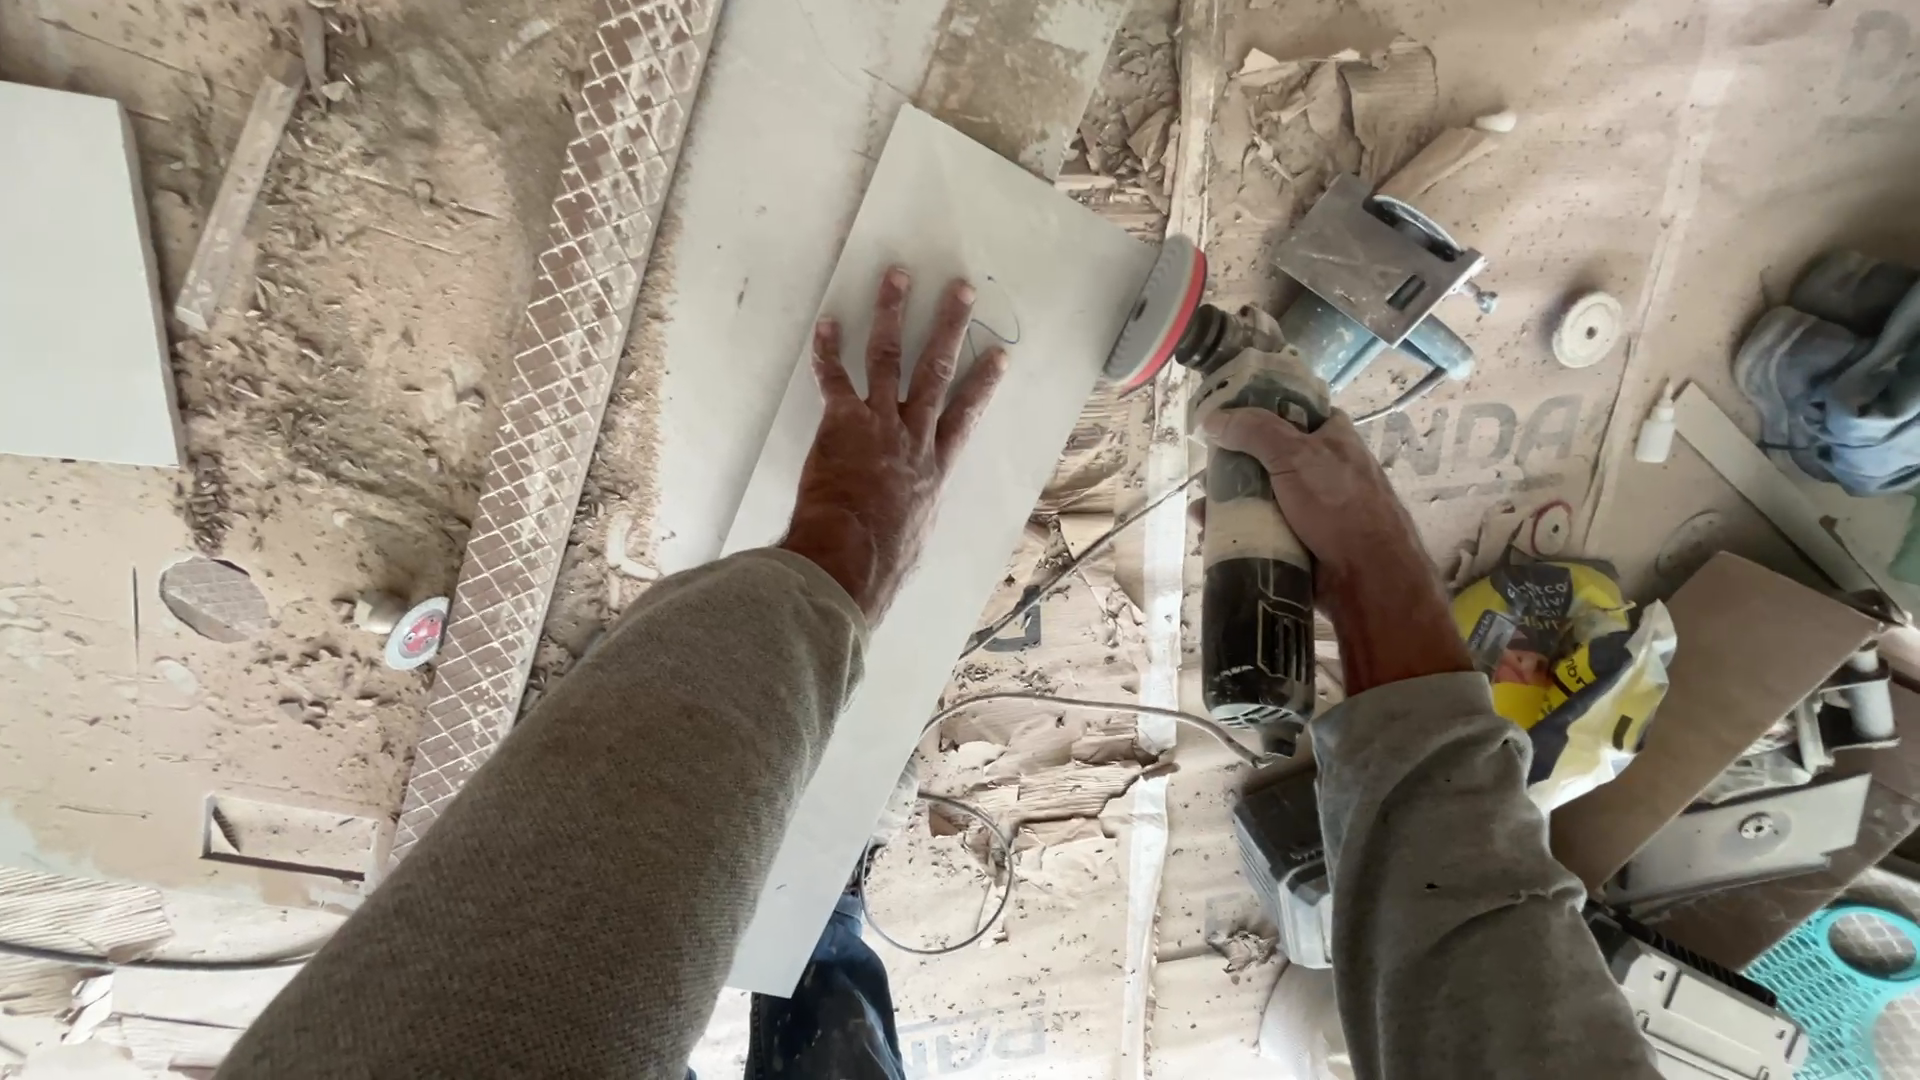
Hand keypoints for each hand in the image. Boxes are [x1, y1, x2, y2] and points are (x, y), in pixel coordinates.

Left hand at [780, 267, 1007, 621]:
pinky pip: (834, 378)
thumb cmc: (886, 560)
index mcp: (936, 465)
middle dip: (948, 327)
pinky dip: (828, 350)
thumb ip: (916, 517)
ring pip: (889, 359)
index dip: (982, 382)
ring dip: (892, 314)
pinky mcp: (842, 423)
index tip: (997, 354)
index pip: (966, 414)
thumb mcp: (916, 537)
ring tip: (896, 277)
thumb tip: (910, 524)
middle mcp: (913, 436)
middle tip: (959, 291)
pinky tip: (827, 322)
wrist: (852, 558)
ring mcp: (879, 424)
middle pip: (936, 371)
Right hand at [1201, 409, 1425, 577]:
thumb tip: (1211, 420)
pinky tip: (1210, 532)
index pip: (1294, 413)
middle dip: (1232, 465)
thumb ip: (1253, 431)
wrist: (1366, 577)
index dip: (1260, 413)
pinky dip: (1235, 528)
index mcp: (1333, 438)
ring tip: (1201, 509)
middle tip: (1207, 472)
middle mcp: (1322, 469)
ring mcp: (1310, 507)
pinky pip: (1259, 527)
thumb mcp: (1296, 455)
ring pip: (1259, 496)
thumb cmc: (1339, 505)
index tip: (1226, 422)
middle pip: (1267, 457)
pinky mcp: (1298, 539)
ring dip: (1227, 501)